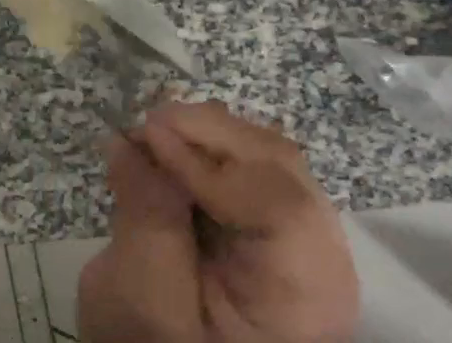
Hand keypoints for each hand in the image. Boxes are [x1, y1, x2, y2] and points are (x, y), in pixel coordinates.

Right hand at [78, 102, 358, 342]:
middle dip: (208, 135)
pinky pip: (250, 169)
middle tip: (137, 130)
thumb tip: (133, 142)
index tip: (142, 136)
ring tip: (144, 142)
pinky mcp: (271, 227)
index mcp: (300, 294)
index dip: (211, 162)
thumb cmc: (153, 340)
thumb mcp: (142, 295)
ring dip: (204, 136)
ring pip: (268, 160)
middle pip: (283, 171)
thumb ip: (146, 220)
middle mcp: (319, 261)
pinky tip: (162, 155)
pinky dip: (204, 148)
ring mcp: (301, 241)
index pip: (283, 207)